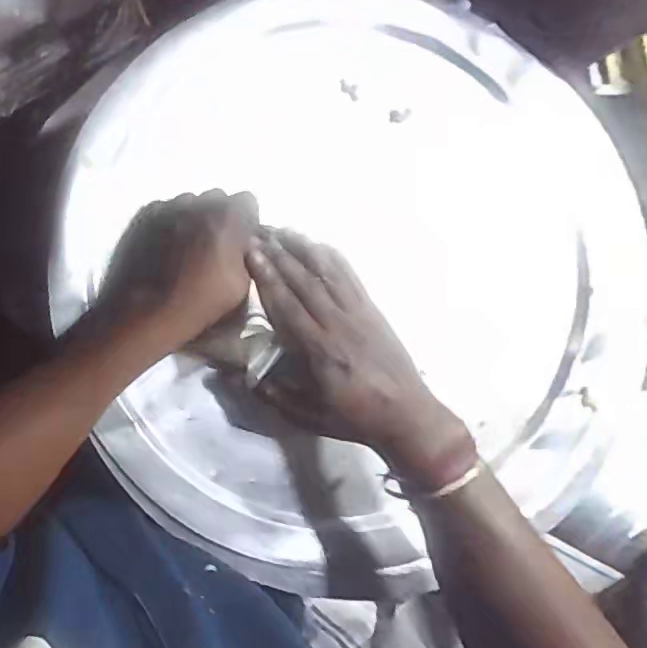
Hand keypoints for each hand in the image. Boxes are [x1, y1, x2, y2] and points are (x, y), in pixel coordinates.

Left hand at [94, 190, 258, 351]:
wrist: (144, 312)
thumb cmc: (198, 303)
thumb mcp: (242, 285)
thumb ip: (245, 254)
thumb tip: (239, 246)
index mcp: (228, 215)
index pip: (247, 202)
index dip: (244, 222)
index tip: (237, 241)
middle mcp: (198, 203)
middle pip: (216, 200)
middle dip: (217, 218)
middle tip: (210, 247)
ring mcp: (166, 207)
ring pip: (187, 204)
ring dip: (190, 220)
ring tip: (183, 250)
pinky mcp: (142, 217)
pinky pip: (162, 212)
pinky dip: (165, 225)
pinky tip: (161, 250)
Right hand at [245, 229, 476, 486]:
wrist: (409, 416)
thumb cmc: (352, 417)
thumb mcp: (306, 415)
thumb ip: (272, 394)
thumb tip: (236, 378)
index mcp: (318, 349)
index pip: (286, 304)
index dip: (267, 276)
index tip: (250, 253)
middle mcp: (337, 324)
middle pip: (303, 281)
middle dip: (277, 254)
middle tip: (256, 233)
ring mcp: (358, 314)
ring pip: (326, 273)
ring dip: (302, 249)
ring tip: (281, 230)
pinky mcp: (372, 311)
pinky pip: (350, 278)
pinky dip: (332, 259)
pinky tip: (317, 246)